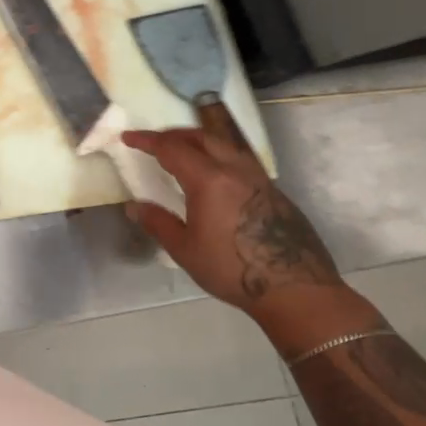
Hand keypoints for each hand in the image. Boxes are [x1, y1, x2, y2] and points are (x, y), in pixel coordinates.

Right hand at [120, 106, 344, 315]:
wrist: (297, 289)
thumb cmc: (232, 268)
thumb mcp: (185, 249)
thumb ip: (157, 222)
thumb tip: (134, 206)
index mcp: (210, 181)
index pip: (173, 149)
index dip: (147, 141)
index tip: (128, 137)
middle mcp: (237, 172)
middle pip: (204, 138)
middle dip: (175, 135)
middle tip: (155, 142)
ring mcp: (261, 181)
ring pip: (227, 147)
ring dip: (201, 143)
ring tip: (184, 154)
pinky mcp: (276, 193)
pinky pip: (242, 163)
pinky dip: (220, 158)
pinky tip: (214, 179)